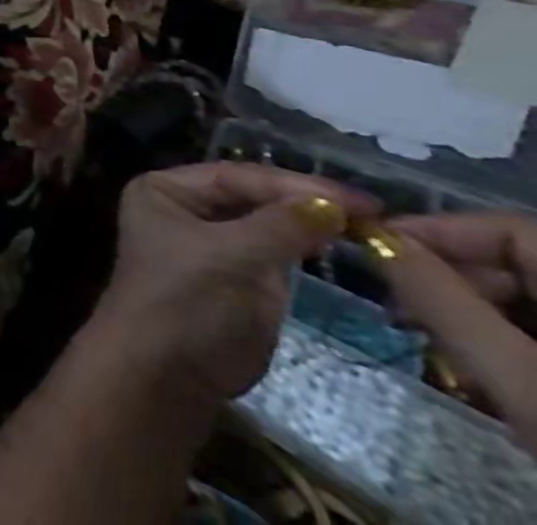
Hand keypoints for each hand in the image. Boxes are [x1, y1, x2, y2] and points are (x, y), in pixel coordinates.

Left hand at [92, 164, 377, 405]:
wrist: (169, 364)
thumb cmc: (183, 298)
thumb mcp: (227, 254)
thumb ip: (279, 226)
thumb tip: (334, 204)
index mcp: (163, 190)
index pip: (234, 176)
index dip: (295, 184)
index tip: (361, 201)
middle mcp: (185, 207)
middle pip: (254, 194)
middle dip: (307, 199)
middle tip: (376, 213)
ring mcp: (214, 238)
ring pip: (270, 219)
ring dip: (314, 220)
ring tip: (372, 225)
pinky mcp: (242, 270)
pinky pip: (280, 245)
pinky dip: (310, 241)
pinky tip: (345, 240)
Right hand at [379, 212, 536, 447]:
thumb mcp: (519, 379)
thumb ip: (443, 302)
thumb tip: (375, 240)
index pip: (511, 229)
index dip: (438, 230)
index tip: (370, 249)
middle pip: (518, 263)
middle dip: (447, 278)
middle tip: (393, 308)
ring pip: (527, 298)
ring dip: (468, 311)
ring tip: (427, 342)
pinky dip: (504, 340)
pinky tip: (478, 369)